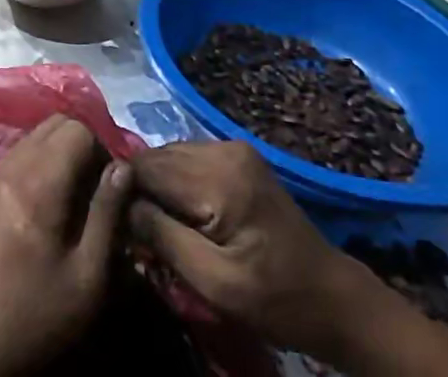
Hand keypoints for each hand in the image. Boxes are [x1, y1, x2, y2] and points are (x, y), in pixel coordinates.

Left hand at [0, 116, 131, 376]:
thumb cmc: (28, 316)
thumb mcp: (85, 278)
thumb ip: (107, 214)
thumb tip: (123, 167)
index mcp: (39, 179)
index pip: (79, 127)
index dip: (102, 150)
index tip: (110, 190)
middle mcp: (11, 164)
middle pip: (55, 123)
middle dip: (83, 145)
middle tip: (94, 190)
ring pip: (33, 136)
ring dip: (59, 154)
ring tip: (71, 201)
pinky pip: (15, 155)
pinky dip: (36, 165)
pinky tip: (41, 210)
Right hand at [128, 140, 399, 359]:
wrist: (331, 296)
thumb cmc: (273, 298)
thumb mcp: (212, 281)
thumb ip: (162, 235)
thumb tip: (119, 202)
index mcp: (219, 176)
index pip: (145, 166)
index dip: (123, 191)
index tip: (116, 225)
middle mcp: (223, 149)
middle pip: (156, 156)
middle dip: (139, 189)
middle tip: (136, 231)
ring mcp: (233, 149)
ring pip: (170, 156)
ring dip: (157, 186)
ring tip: (157, 226)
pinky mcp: (239, 157)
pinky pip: (189, 160)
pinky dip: (176, 182)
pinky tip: (180, 214)